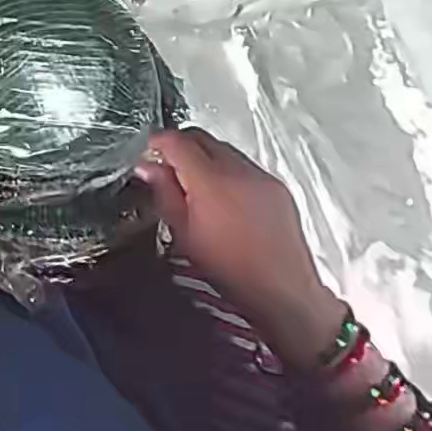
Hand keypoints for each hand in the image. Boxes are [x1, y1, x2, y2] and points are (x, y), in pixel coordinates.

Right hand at [135, 128, 345, 369]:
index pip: (176, 140)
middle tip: (166, 166)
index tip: (148, 154)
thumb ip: (163, 191)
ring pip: (223, 148)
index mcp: (211, 181)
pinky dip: (226, 169)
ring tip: (194, 183)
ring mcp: (262, 177)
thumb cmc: (228, 267)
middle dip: (179, 145)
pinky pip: (244, 164)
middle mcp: (239, 171)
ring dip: (203, 156)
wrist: (284, 293)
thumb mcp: (183, 231)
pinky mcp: (278, 187)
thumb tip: (147, 166)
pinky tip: (222, 195)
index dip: (157, 142)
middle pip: (201, 137)